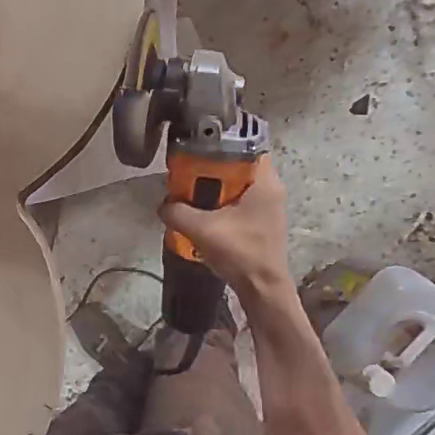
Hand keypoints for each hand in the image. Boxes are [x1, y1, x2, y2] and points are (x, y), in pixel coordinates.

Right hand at [159, 157, 291, 300]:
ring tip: (190, 195)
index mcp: (265, 181)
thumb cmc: (240, 253)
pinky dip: (220, 203)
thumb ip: (177, 212)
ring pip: (236, 184)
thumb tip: (163, 205)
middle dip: (210, 169)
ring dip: (213, 188)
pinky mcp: (261, 220)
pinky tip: (202, 214)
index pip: (244, 145)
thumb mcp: (202, 229)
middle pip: (237, 165)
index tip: (195, 152)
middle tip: (187, 176)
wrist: (262, 289)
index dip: (218, 144)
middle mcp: (270, 188)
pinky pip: (237, 200)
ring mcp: (267, 205)